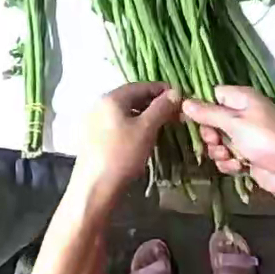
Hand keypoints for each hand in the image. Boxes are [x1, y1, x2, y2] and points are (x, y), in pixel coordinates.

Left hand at [72, 82, 181, 200]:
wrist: (94, 188)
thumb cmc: (122, 155)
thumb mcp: (146, 129)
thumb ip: (161, 107)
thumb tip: (175, 92)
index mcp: (111, 97)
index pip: (141, 85)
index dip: (163, 90)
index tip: (181, 99)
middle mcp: (100, 104)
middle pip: (132, 97)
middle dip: (155, 104)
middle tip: (175, 114)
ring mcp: (94, 120)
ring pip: (126, 111)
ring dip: (145, 115)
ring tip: (163, 125)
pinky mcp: (93, 136)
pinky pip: (118, 123)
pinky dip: (133, 125)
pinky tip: (144, 136)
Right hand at [181, 86, 274, 204]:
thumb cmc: (265, 138)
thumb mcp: (234, 122)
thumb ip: (207, 113)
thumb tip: (184, 101)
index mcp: (241, 99)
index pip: (212, 95)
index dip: (199, 106)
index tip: (188, 118)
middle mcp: (242, 115)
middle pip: (211, 121)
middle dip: (209, 134)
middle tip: (216, 140)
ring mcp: (244, 136)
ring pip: (217, 142)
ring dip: (218, 151)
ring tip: (229, 155)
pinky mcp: (246, 156)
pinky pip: (226, 157)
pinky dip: (229, 163)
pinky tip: (238, 166)